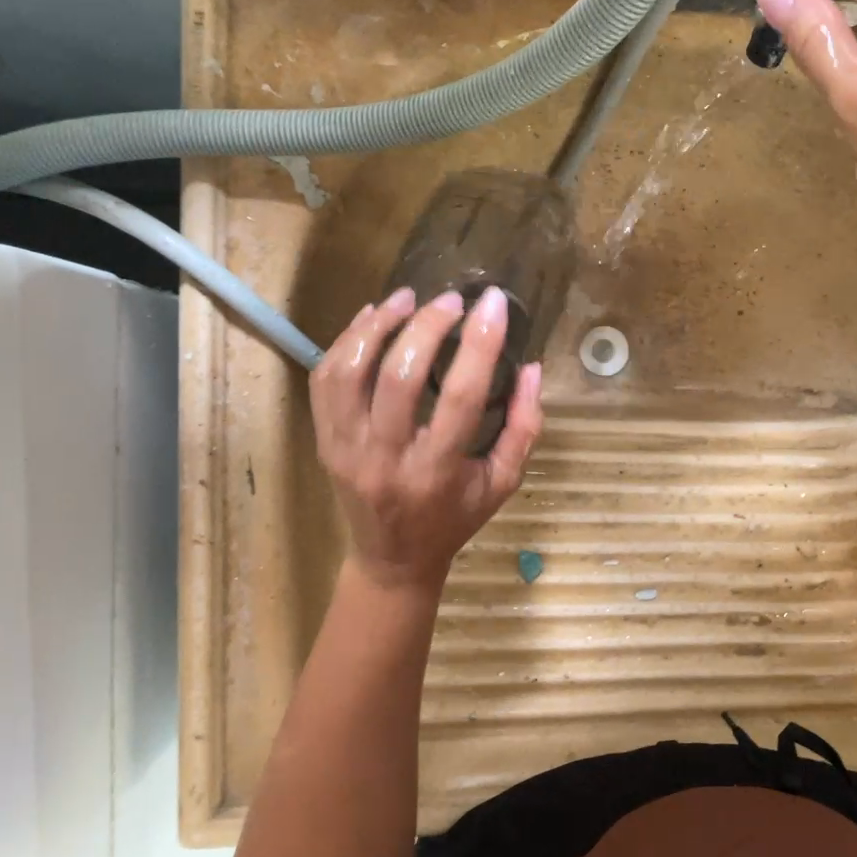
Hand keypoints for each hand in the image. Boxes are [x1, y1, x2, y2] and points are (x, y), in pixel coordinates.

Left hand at [310, 285, 544, 592]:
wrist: (393, 557)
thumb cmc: (455, 519)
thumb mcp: (502, 483)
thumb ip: (524, 427)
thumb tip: (531, 368)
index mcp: (438, 472)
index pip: (462, 398)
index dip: (479, 344)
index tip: (492, 303)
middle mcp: (387, 459)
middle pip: (400, 378)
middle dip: (427, 327)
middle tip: (450, 300)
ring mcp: (347, 450)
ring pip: (350, 372)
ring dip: (379, 326)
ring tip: (407, 298)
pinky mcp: (325, 441)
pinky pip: (325, 380)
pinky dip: (347, 340)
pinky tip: (373, 318)